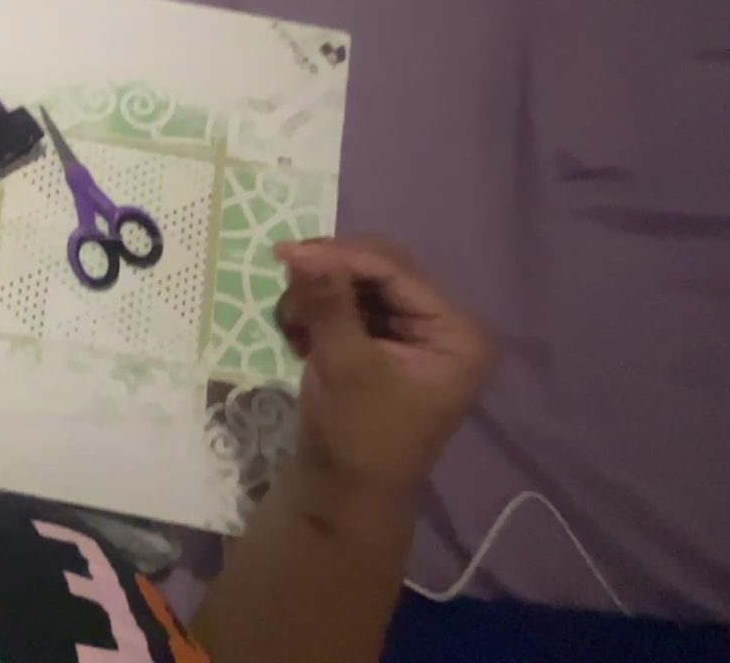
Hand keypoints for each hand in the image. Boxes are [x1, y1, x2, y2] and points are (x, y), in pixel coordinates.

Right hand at [274, 237, 498, 493]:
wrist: (345, 486)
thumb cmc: (359, 432)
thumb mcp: (343, 364)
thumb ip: (326, 303)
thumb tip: (298, 250)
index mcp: (455, 331)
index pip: (393, 270)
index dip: (338, 256)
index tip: (281, 253)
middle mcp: (440, 325)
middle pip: (376, 270)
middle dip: (326, 274)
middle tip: (283, 283)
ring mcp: (408, 334)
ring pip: (354, 283)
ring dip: (315, 294)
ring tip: (292, 326)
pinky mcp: (377, 342)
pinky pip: (343, 304)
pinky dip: (314, 310)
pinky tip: (299, 335)